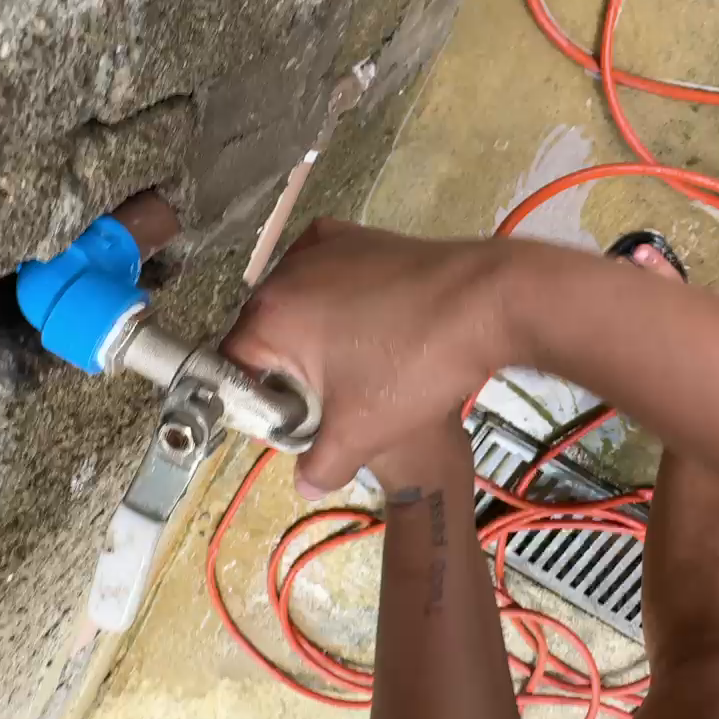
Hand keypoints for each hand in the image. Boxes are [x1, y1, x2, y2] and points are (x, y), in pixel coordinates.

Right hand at [222, 220, 524, 496]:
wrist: (486, 301)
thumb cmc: (415, 364)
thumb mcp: (361, 433)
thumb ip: (319, 467)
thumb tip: (305, 483)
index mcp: (271, 314)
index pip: (233, 365)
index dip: (257, 401)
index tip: (290, 419)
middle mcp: (287, 270)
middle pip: (264, 330)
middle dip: (286, 366)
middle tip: (325, 397)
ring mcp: (325, 244)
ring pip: (297, 299)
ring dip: (311, 330)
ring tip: (353, 360)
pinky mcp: (359, 234)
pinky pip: (327, 270)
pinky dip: (334, 293)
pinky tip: (361, 316)